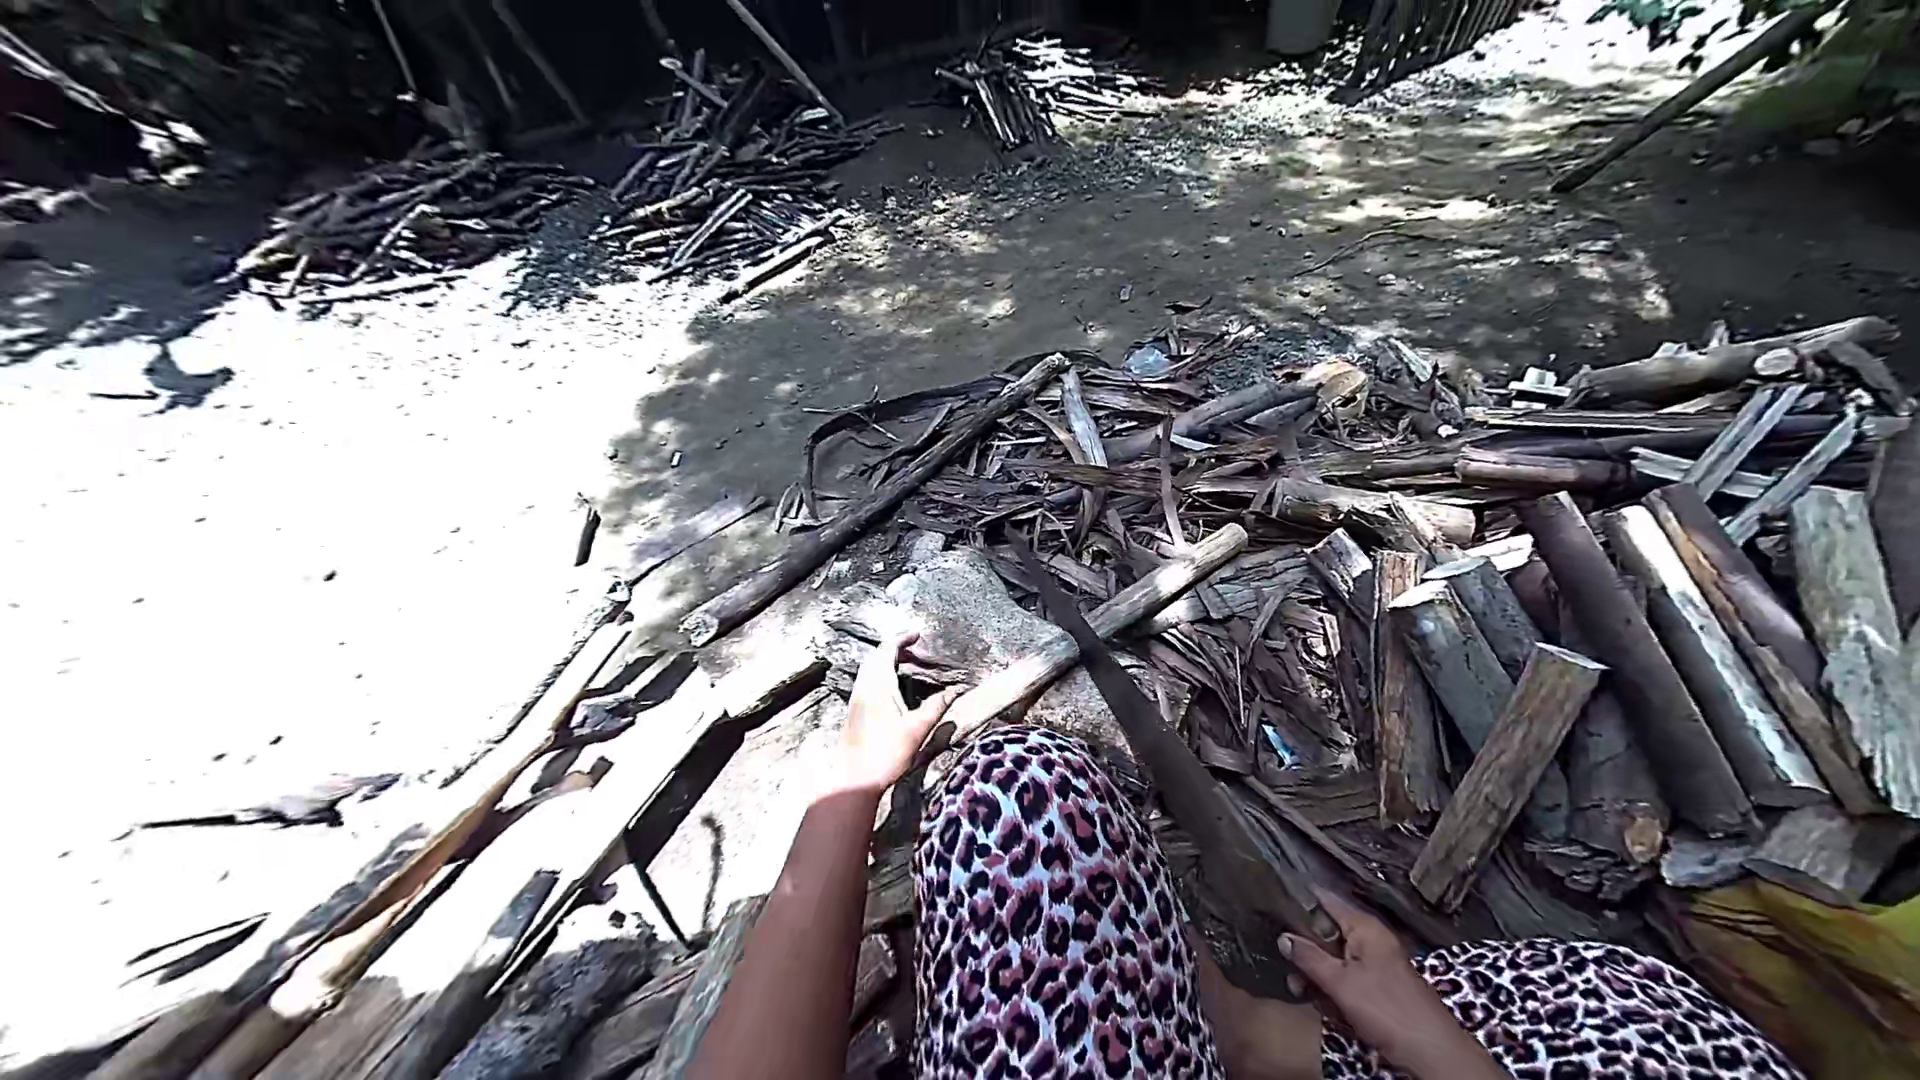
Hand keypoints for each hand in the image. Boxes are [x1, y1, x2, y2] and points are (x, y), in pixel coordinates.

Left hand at [836, 632, 959, 796]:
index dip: (902, 639)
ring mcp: (855, 699)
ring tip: (906, 665)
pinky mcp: (854, 710)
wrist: (854, 781)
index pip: (887, 650)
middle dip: (894, 648)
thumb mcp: (918, 730)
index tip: (917, 634)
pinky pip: (866, 680)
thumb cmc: (886, 755)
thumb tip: (954, 691)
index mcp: (877, 686)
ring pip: (869, 668)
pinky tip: (892, 688)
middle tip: (915, 649)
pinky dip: (880, 673)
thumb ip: (936, 707)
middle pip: (876, 656)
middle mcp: (863, 687)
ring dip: (886, 661)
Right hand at [1282, 891, 1504, 1079]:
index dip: (1298, 900)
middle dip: (1305, 951)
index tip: (1272, 903)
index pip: (1324, 899)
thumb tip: (1282, 937)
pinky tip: (1322, 1005)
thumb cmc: (1387, 1010)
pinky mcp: (1381, 990)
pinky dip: (1333, 990)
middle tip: (1287, 966)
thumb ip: (1308, 957)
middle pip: (1327, 933)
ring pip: (1335, 960)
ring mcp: (1378, 966)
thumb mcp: (1339, 982)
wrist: (1436, 1059)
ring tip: (1300, 991)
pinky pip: (1348, 980)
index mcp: (1365, 928)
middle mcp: (1371, 941)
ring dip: (1316, 975)